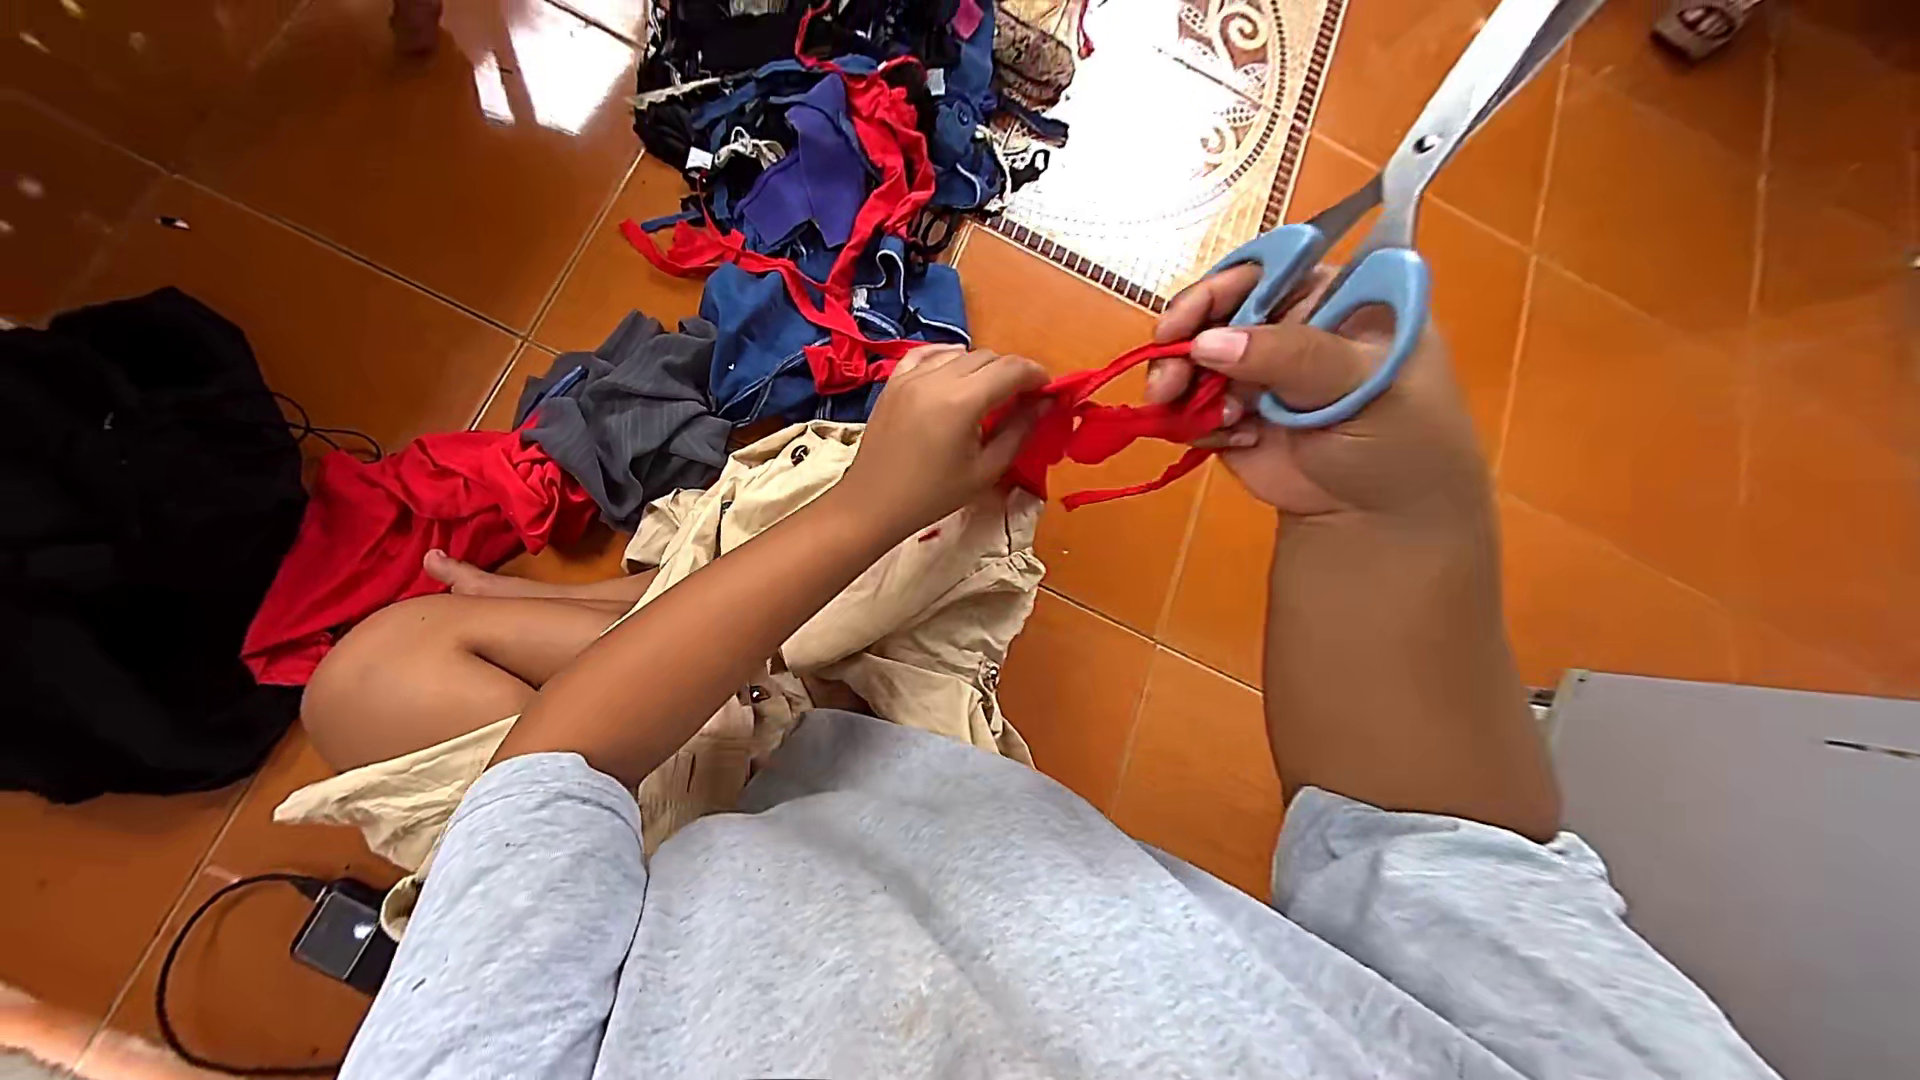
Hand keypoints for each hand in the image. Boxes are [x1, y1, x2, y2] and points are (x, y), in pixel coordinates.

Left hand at [836, 345, 1049, 540]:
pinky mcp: (893, 381)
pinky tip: (954, 375)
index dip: (1037, 376)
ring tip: (988, 394)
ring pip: (959, 353)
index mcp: (961, 402)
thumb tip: (1046, 404)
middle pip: (988, 357)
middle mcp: (935, 378)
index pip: (1011, 369)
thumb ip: (1019, 431)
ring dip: (982, 367)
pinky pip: (926, 354)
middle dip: (1011, 372)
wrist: (874, 503)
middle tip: (1021, 399)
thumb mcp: (986, 469)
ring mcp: (910, 376)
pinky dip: (947, 359)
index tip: (1048, 392)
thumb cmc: (933, 495)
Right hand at [1146, 264, 1490, 533]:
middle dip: (1184, 342)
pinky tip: (1227, 439)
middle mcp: (1284, 326)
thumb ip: (1290, 355)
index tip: (1183, 320)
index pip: (1268, 266)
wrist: (1376, 517)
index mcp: (1333, 296)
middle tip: (1166, 380)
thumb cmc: (1397, 440)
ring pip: (1191, 359)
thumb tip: (1208, 343)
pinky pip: (1187, 405)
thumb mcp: (1361, 383)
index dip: (1221, 285)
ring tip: (1179, 411)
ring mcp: (1250, 371)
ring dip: (1177, 384)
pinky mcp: (1225, 412)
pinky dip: (1191, 421)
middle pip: (1216, 311)